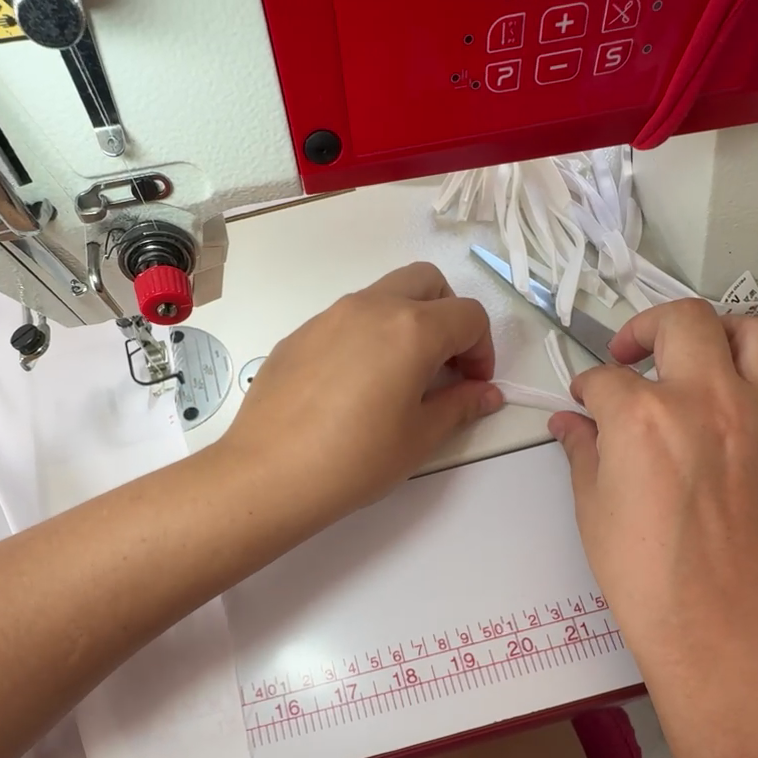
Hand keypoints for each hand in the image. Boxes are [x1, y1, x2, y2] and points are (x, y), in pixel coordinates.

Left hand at [221, 262, 503, 520]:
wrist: (270, 474)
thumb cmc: (355, 460)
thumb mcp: (419, 438)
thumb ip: (459, 406)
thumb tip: (487, 394)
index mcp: (411, 329)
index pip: (468, 316)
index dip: (483, 349)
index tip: (474, 385)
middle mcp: (371, 307)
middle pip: (427, 283)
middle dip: (448, 316)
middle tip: (445, 365)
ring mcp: (329, 316)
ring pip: (382, 296)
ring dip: (405, 322)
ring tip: (398, 378)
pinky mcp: (298, 335)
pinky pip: (345, 320)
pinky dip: (366, 337)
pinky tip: (353, 388)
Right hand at [547, 301, 757, 671]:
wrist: (714, 625)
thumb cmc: (643, 574)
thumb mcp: (593, 509)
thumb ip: (583, 453)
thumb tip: (569, 425)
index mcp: (643, 416)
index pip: (605, 379)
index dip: (586, 388)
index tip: (583, 402)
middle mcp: (706, 399)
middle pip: (683, 321)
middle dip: (646, 327)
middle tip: (631, 354)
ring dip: (725, 332)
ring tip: (704, 356)